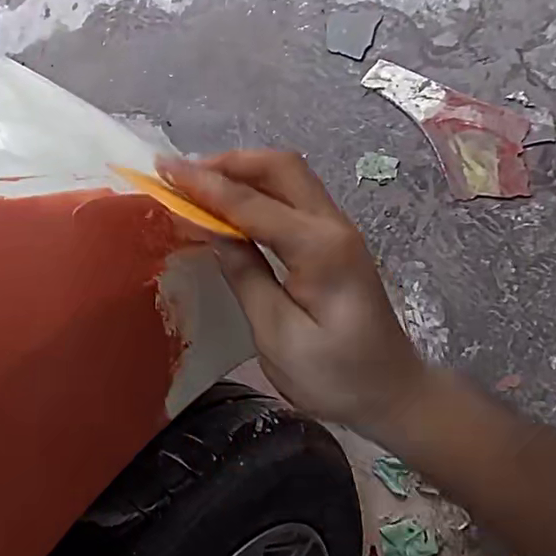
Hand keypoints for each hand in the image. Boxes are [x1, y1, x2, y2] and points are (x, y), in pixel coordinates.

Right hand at [156, 150, 430, 431]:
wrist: (393, 392)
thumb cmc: (335, 377)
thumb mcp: (278, 335)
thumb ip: (245, 275)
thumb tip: (210, 229)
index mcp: (320, 248)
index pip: (252, 203)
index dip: (204, 185)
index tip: (163, 171)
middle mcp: (334, 226)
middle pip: (280, 168)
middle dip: (227, 163)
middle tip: (179, 174)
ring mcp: (339, 231)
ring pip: (289, 177)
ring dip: (242, 172)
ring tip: (196, 185)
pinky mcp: (335, 242)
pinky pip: (294, 198)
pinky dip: (258, 191)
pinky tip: (232, 206)